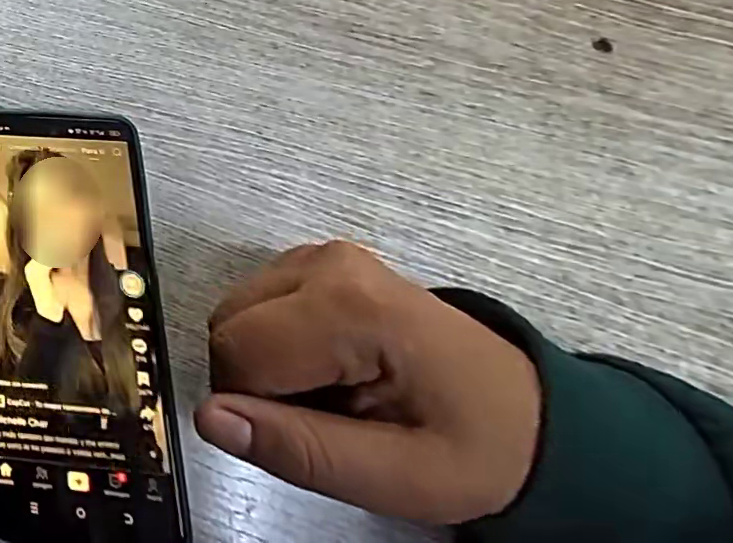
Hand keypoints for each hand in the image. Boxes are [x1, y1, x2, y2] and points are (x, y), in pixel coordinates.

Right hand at [194, 242, 540, 523]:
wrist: (522, 406)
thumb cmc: (472, 444)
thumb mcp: (399, 478)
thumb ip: (300, 449)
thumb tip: (210, 418)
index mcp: (349, 305)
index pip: (239, 351)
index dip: (251, 407)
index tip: (301, 435)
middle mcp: (326, 262)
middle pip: (230, 324)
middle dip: (252, 382)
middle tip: (316, 417)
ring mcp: (320, 254)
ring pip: (236, 311)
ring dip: (260, 361)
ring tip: (325, 391)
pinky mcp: (315, 259)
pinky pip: (256, 300)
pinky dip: (270, 339)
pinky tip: (319, 363)